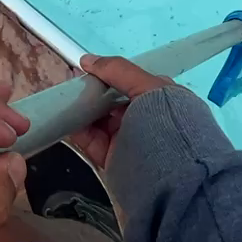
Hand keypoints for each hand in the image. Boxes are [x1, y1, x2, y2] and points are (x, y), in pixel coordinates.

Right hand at [68, 54, 174, 168]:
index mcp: (160, 99)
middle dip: (91, 91)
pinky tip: (66, 117)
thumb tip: (88, 60)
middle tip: (72, 82)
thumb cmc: (168, 126)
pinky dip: (77, 128)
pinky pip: (91, 140)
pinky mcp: (114, 159)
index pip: (129, 81)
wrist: (177, 180)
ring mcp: (129, 139)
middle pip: (111, 100)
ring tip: (65, 97)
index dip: (108, 73)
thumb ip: (118, 70)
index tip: (87, 68)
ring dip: (82, 108)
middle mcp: (144, 118)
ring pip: (99, 119)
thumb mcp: (149, 88)